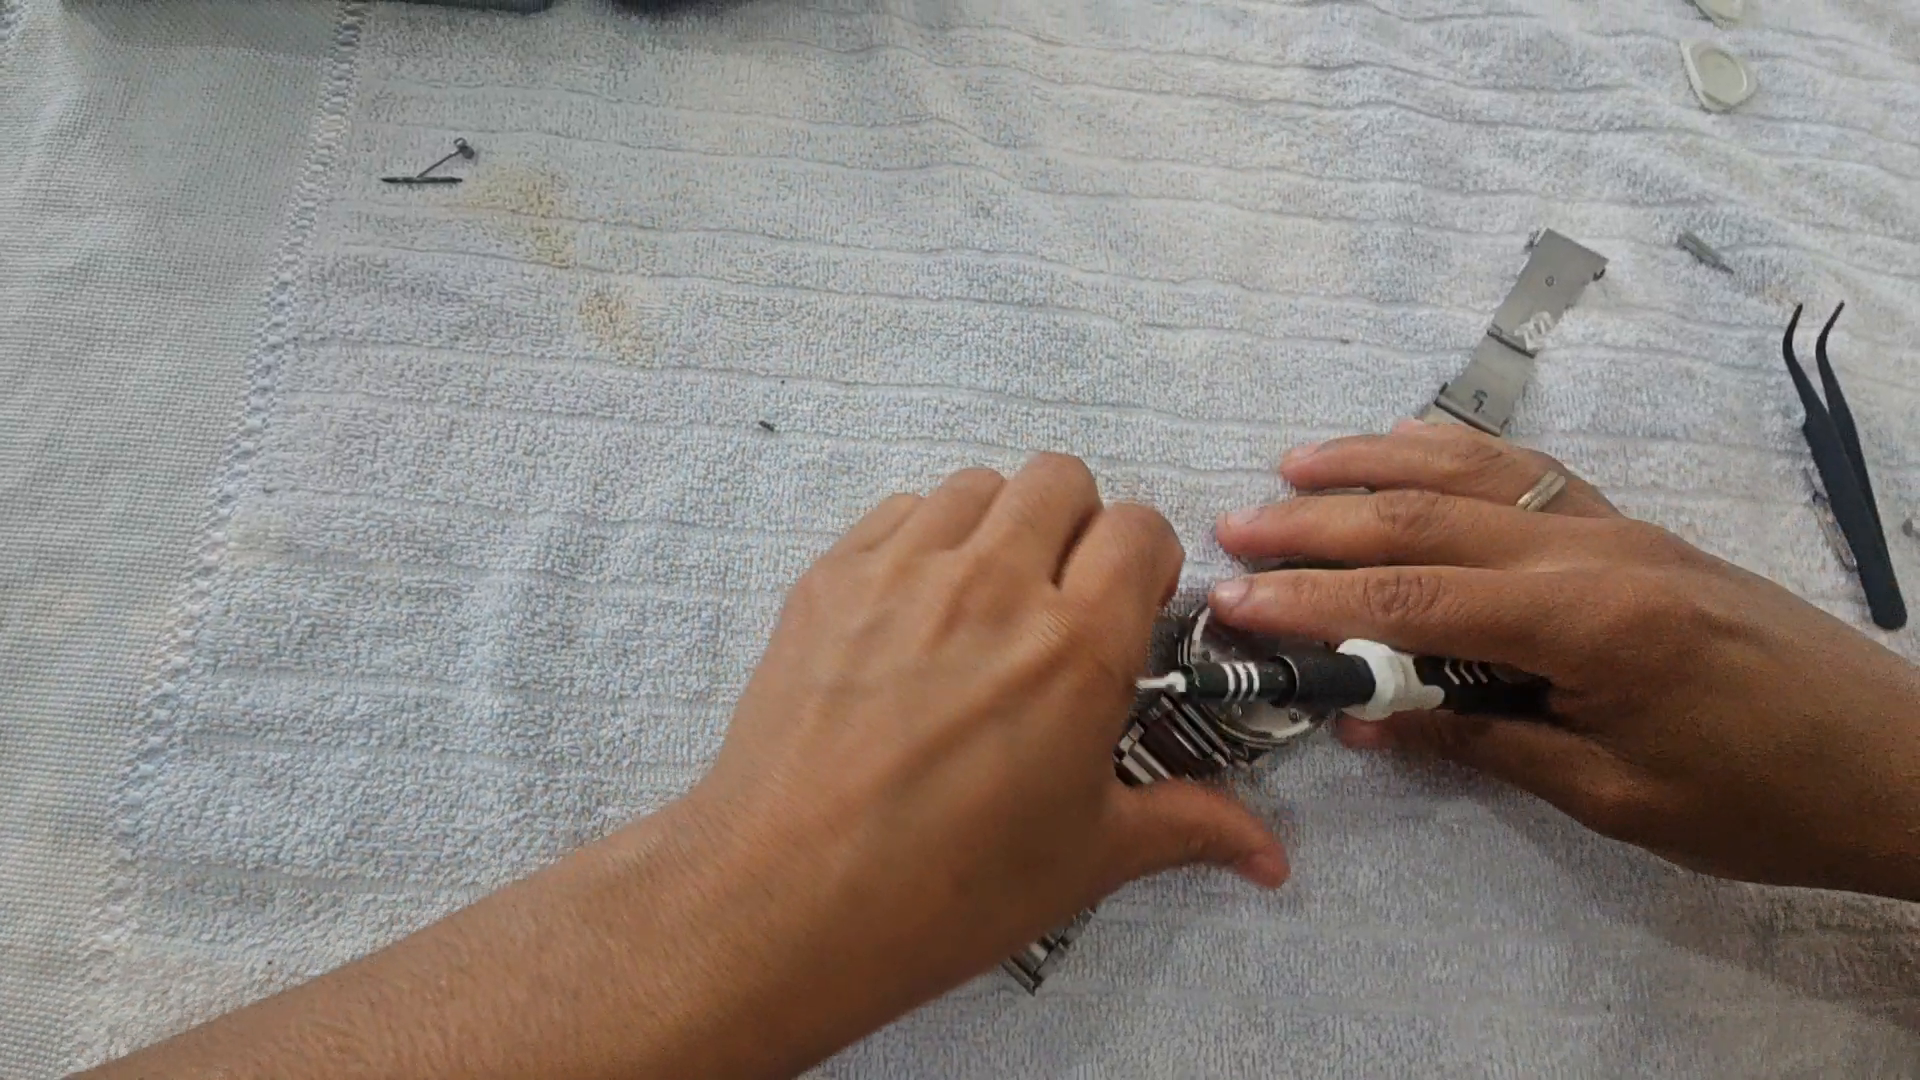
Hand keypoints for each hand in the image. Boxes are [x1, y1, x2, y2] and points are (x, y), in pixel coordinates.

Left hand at [85, 455, 1284, 1079]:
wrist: (769, 890)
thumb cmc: (934, 889)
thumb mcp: (1074, 860)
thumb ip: (1180, 836)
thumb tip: (1280, 864)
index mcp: (1070, 659)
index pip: (1137, 535)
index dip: (1136, 558)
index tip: (1120, 601)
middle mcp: (995, 592)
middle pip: (1059, 476)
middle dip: (1070, 518)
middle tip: (1049, 586)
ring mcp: (905, 565)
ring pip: (981, 474)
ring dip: (993, 514)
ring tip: (974, 586)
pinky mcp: (837, 564)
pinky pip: (904, 497)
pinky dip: (921, 523)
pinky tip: (904, 587)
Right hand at [1209, 421, 1919, 899]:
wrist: (1910, 765)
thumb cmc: (1760, 796)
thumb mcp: (1608, 793)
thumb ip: (1474, 739)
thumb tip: (1362, 719)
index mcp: (1591, 622)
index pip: (1414, 600)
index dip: (1312, 603)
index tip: (1236, 602)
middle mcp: (1591, 549)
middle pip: (1420, 519)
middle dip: (1314, 525)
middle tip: (1235, 530)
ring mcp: (1607, 522)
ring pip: (1462, 471)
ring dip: (1367, 465)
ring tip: (1291, 466)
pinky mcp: (1620, 519)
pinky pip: (1518, 465)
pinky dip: (1444, 447)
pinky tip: (1396, 441)